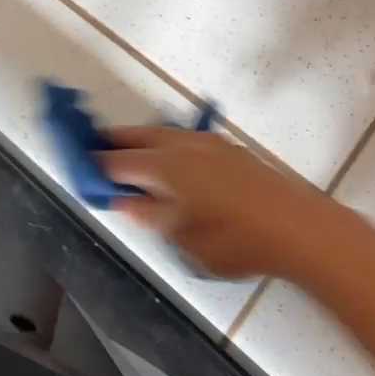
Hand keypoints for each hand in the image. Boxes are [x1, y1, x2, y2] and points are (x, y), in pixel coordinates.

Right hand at [103, 126, 351, 279]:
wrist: (297, 227)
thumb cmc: (235, 240)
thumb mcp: (182, 237)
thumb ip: (149, 215)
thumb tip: (125, 200)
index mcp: (167, 165)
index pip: (118, 160)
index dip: (94, 165)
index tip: (77, 167)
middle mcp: (188, 145)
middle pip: (141, 137)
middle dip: (116, 143)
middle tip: (94, 153)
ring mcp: (213, 144)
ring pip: (166, 136)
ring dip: (144, 143)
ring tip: (129, 162)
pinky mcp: (233, 151)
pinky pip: (188, 141)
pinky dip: (169, 148)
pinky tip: (171, 168)